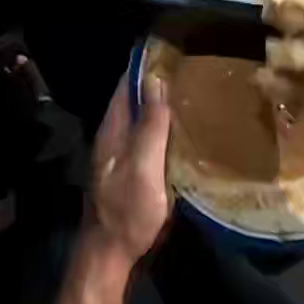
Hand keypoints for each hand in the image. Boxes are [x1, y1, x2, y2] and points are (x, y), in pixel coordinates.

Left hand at [81, 72, 173, 270]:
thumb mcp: (144, 166)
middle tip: (191, 71)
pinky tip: (183, 131)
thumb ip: (149, 125)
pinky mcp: (130, 169)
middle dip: (156, 83)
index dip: (145, 67)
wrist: (111, 251)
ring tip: (192, 95)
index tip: (171, 52)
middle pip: (133, 99)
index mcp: (112, 129)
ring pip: (140, 119)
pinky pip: (146, 137)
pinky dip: (162, 128)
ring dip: (160, 106)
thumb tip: (155, 80)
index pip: (126, 85)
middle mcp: (113, 135)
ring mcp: (120, 153)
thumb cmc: (128, 209)